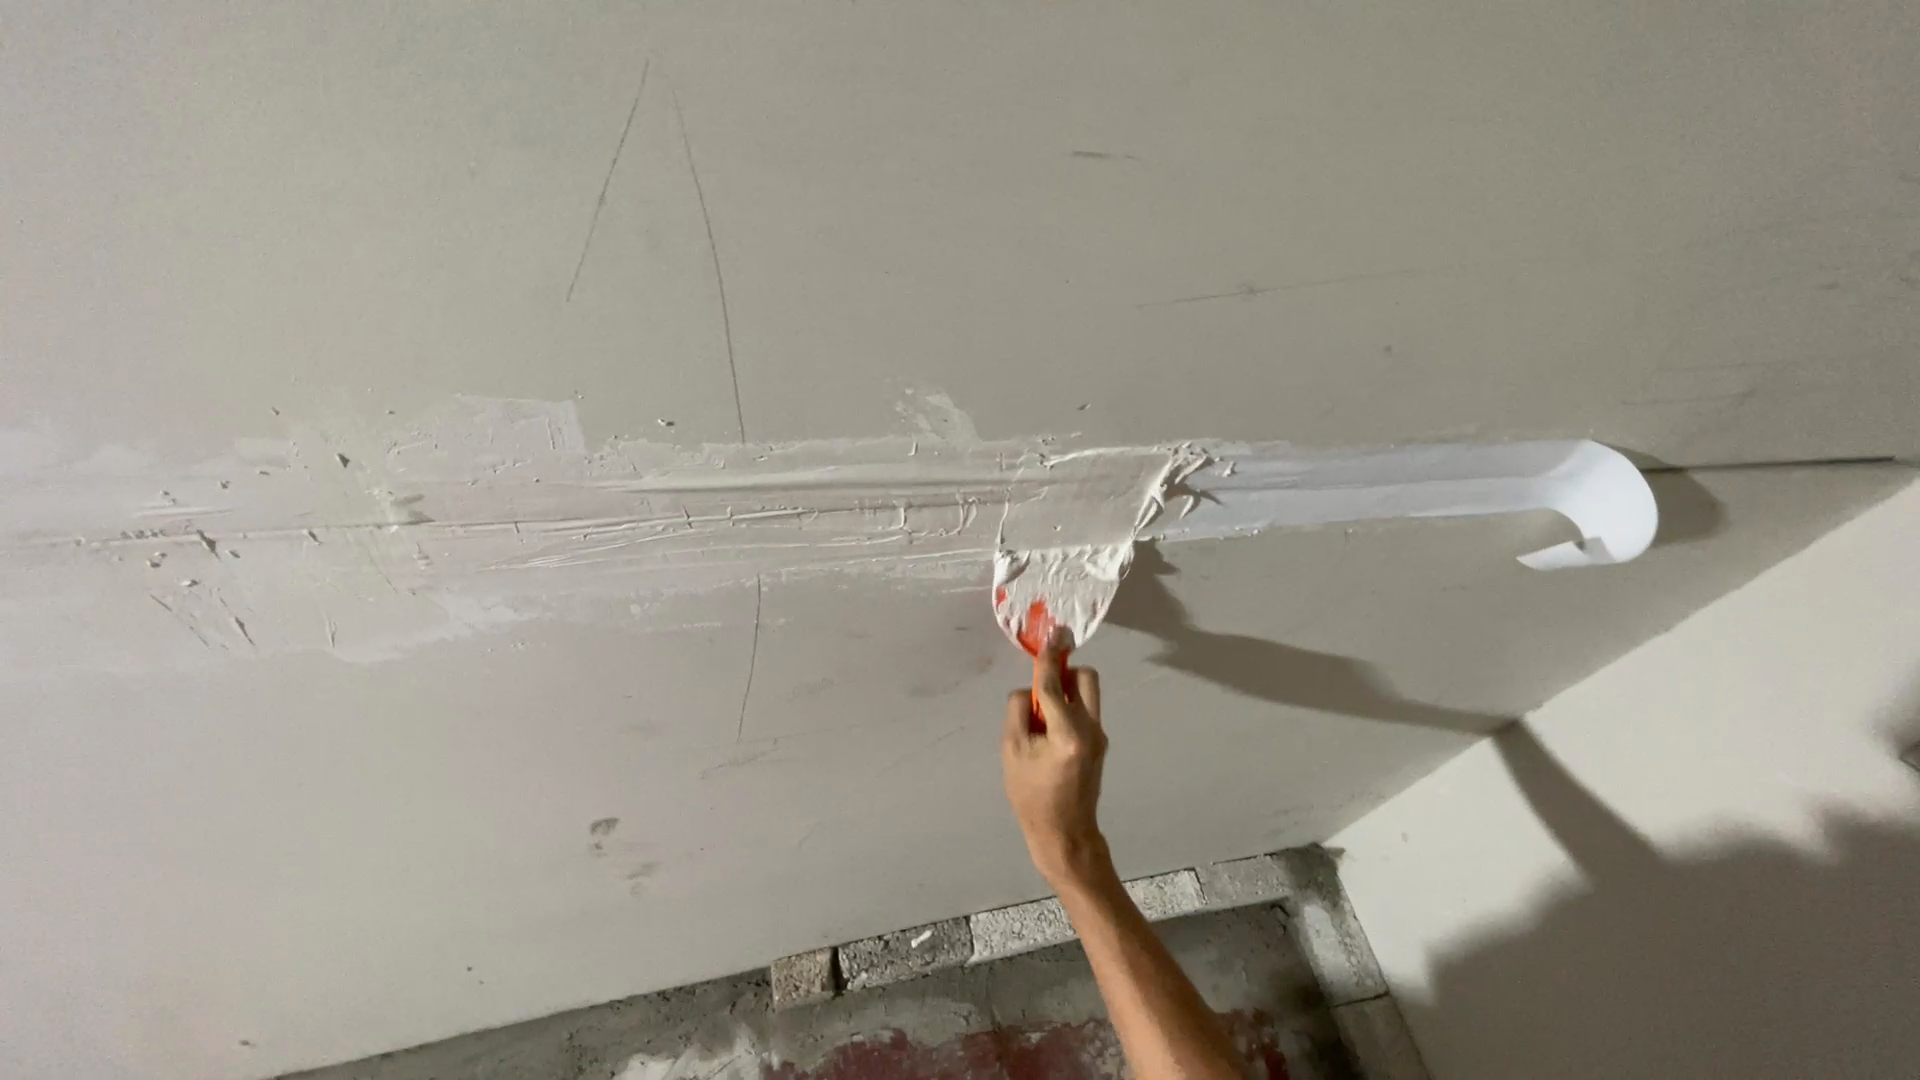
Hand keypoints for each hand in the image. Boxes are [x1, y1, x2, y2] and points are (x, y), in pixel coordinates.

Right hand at [1002, 640, 1108, 890]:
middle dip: (1065, 670)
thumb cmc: (1031, 796)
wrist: (1065, 834)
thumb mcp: (1012, 751)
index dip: (1048, 657)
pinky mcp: (1100, 742)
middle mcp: (1091, 728)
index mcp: (1068, 732)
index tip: (1050, 632)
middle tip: (1043, 683)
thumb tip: (1029, 689)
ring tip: (1042, 714)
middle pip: (1085, 677)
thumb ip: (1019, 711)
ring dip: (1066, 690)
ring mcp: (1100, 735)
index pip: (1053, 684)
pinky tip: (1049, 730)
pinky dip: (1068, 708)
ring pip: (1087, 692)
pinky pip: (1084, 710)